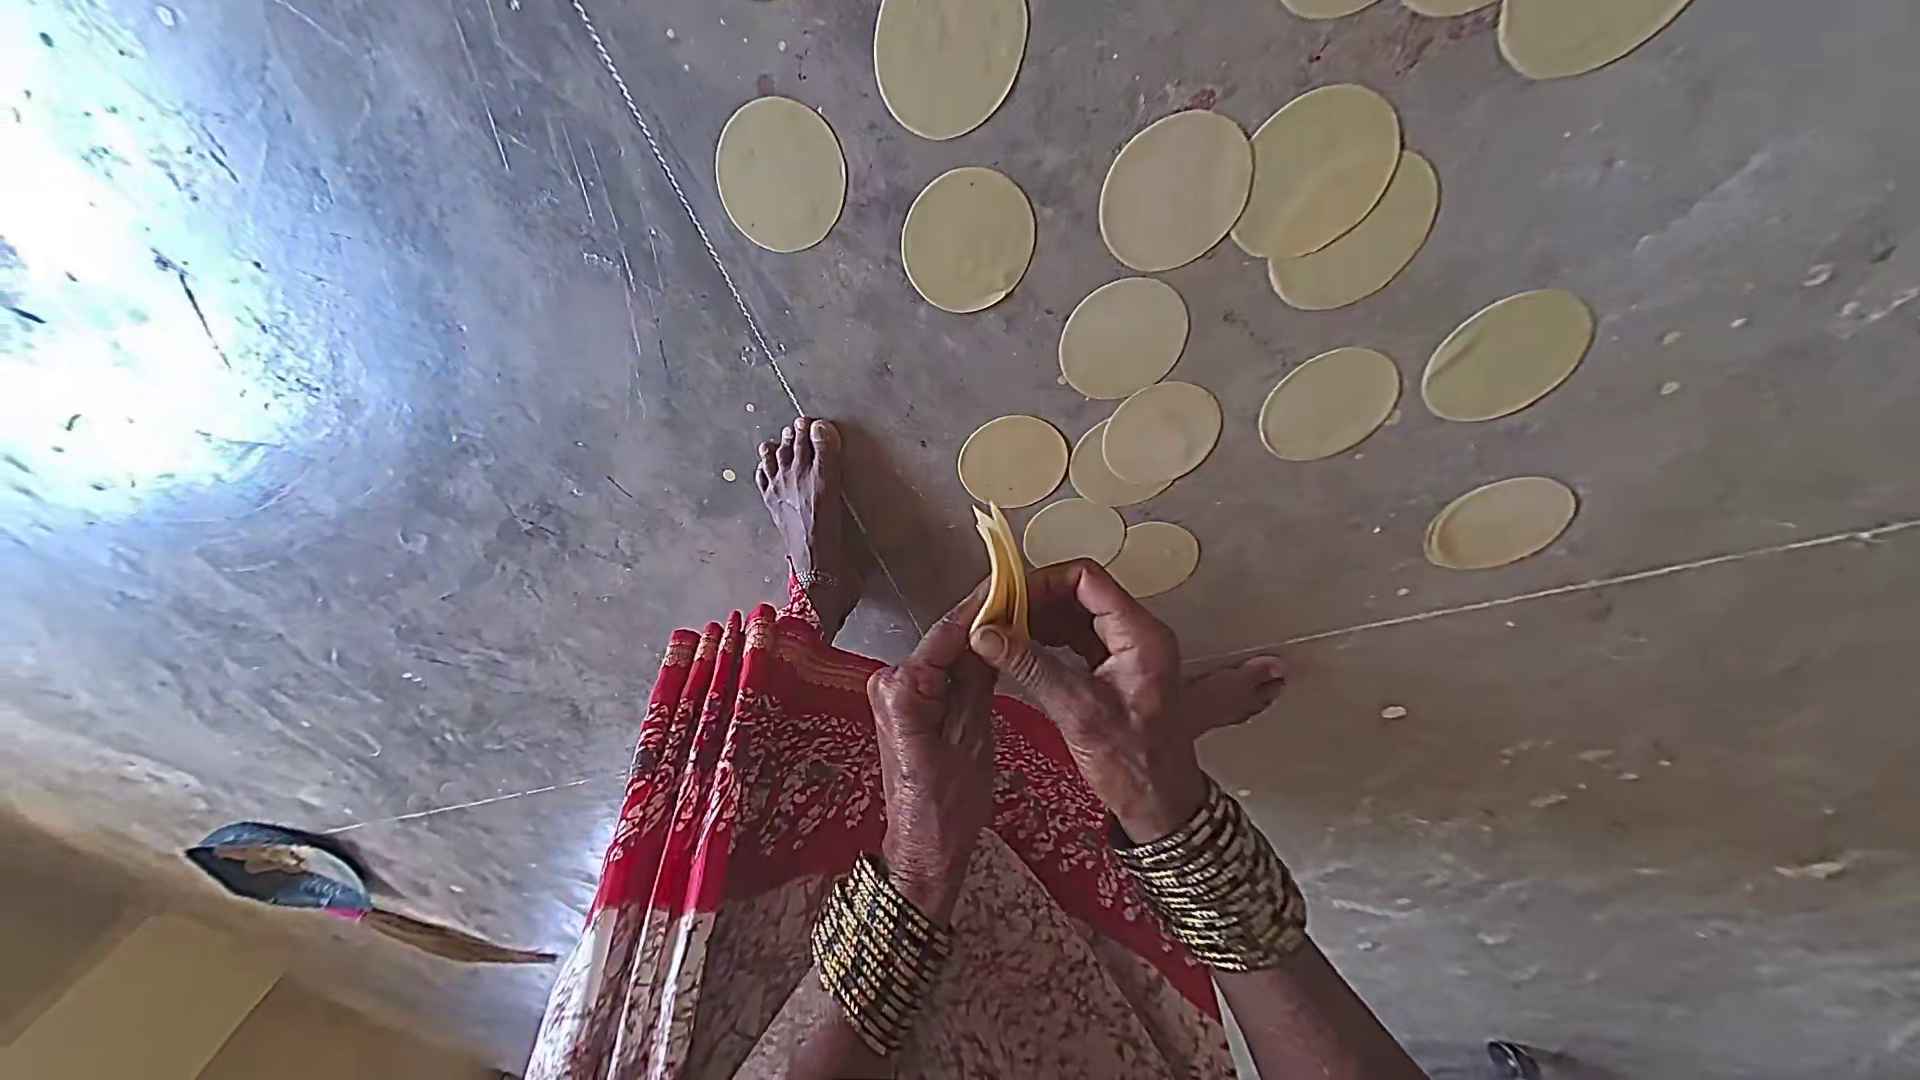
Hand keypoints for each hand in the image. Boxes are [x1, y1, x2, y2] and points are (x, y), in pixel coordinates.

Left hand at [866, 582, 996, 922]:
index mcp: (901, 689)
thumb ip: (977, 677)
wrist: (925, 848)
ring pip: (943, 656)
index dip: (981, 607)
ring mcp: (892, 692)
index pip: (947, 634)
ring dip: (976, 642)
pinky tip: (993, 653)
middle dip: (981, 623)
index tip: (1010, 584)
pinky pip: (940, 673)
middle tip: (1022, 600)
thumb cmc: (949, 805)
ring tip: (1016, 620)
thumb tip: (991, 630)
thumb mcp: (973, 734)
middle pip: (943, 641)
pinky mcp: (904, 703)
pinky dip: (965, 664)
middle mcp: (888, 683)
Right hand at [969, 560, 1282, 842]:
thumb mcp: (1078, 712)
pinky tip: (1022, 650)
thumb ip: (1031, 666)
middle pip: (1080, 592)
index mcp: (1141, 635)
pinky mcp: (1115, 666)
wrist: (1161, 806)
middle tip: (998, 616)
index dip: (1044, 582)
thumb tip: (987, 634)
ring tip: (1004, 632)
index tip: (1008, 598)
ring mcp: (1127, 650)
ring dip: (1039, 619)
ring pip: (1076, 613)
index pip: (1088, 579)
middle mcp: (1137, 634)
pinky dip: (1048, 638)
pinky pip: (1077, 637)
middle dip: (1036, 601)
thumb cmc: (1134, 765)